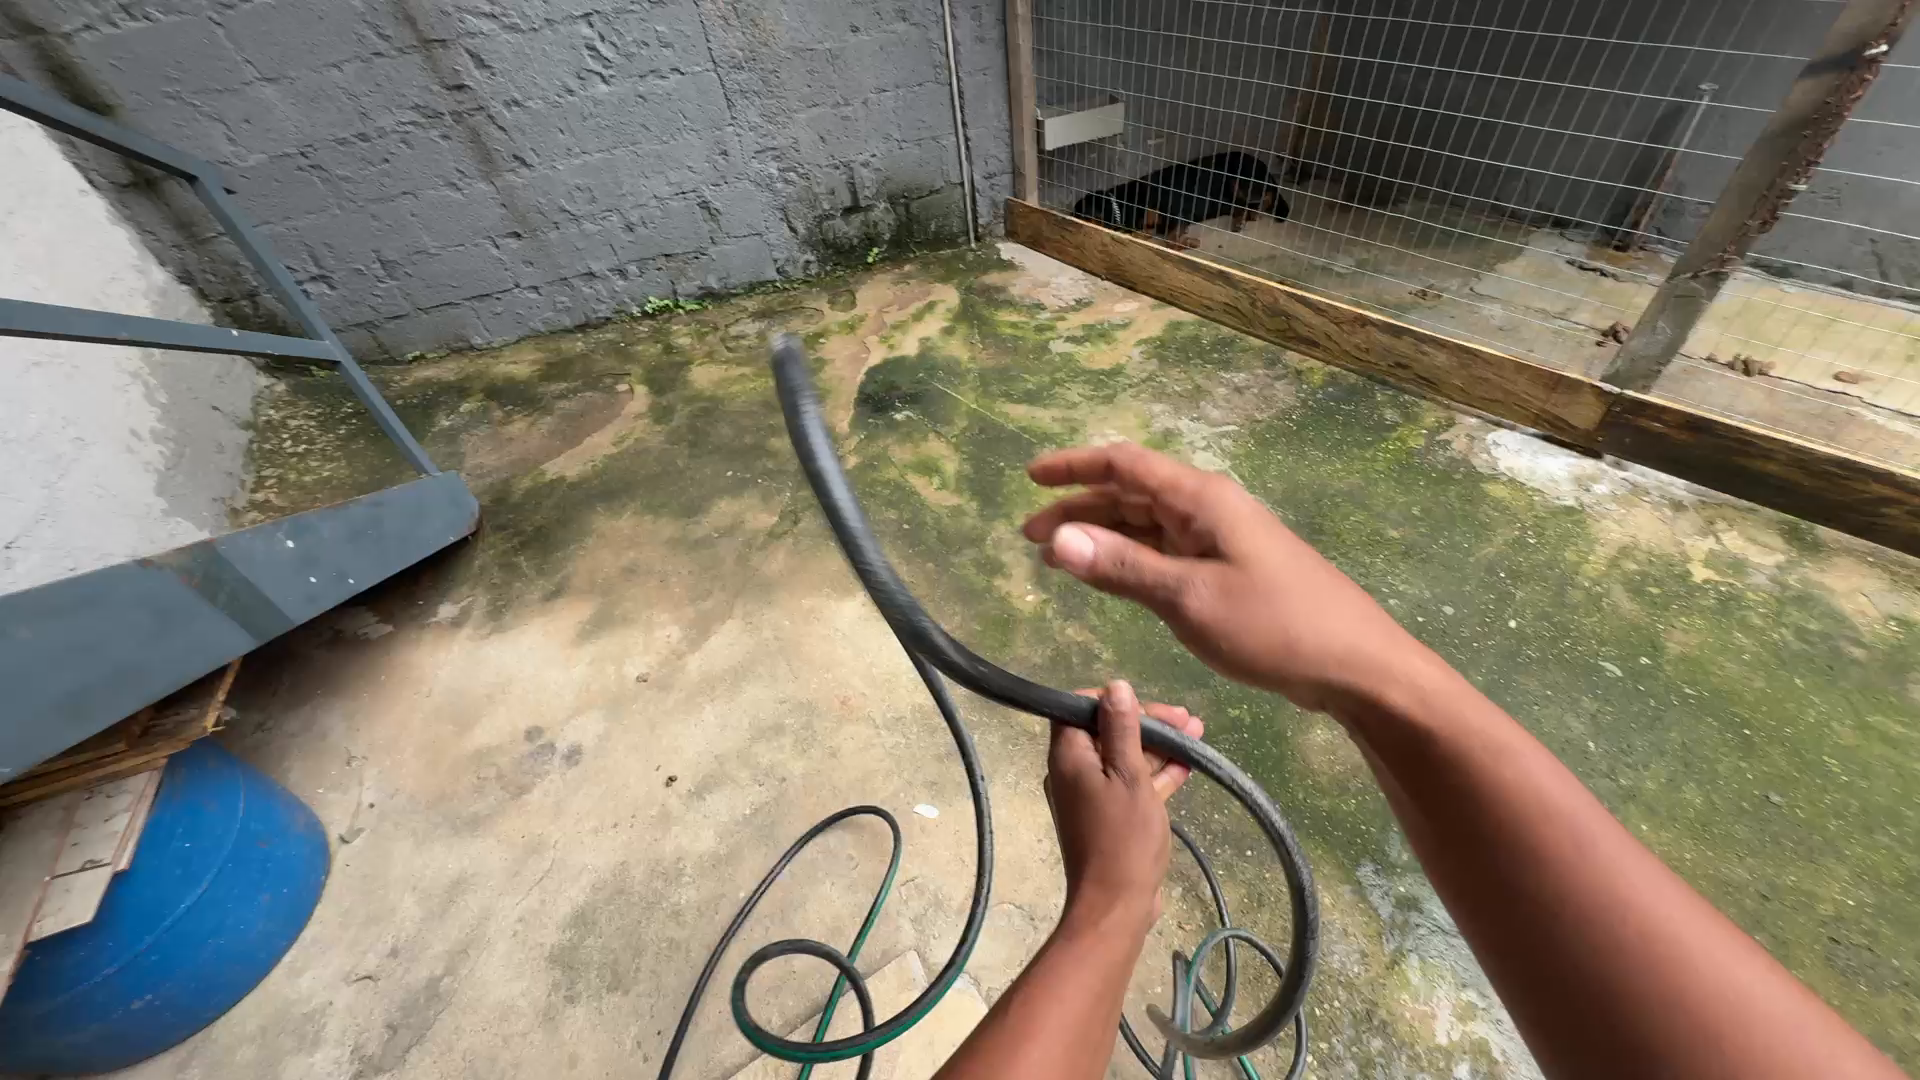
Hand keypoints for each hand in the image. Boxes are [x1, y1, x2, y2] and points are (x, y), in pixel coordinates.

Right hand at [1023, 442, 1429, 714]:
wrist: (1354, 665)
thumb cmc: (1274, 624)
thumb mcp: (1188, 597)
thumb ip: (1121, 566)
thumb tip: (1058, 538)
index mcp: (1199, 499)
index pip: (1124, 465)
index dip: (1074, 466)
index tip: (1031, 476)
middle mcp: (1203, 509)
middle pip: (1128, 496)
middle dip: (1077, 510)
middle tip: (1029, 536)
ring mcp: (1214, 540)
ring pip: (1142, 527)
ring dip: (1098, 538)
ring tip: (1053, 558)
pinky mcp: (1221, 570)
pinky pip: (1160, 554)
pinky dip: (1125, 561)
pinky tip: (1102, 575)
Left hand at [1045, 680, 1202, 928]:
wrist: (1116, 905)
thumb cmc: (1122, 837)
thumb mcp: (1128, 775)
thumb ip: (1122, 729)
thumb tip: (1115, 686)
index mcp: (1068, 755)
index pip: (1079, 708)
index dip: (1112, 700)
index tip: (1145, 704)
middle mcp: (1073, 770)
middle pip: (1106, 730)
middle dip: (1146, 721)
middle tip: (1185, 718)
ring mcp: (1092, 794)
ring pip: (1123, 756)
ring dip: (1158, 745)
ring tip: (1197, 732)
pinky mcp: (1109, 815)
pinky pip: (1130, 783)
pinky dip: (1155, 773)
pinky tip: (1188, 765)